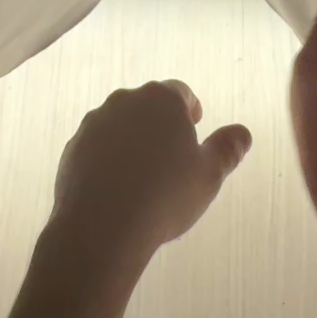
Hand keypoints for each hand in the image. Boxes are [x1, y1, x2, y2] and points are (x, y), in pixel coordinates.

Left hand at [48, 81, 251, 263]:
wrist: (101, 225)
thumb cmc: (165, 195)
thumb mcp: (209, 175)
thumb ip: (227, 149)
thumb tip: (243, 132)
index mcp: (160, 100)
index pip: (179, 92)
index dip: (190, 108)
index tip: (194, 125)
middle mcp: (124, 101)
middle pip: (147, 105)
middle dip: (160, 122)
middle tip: (172, 152)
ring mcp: (94, 123)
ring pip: (120, 124)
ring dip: (132, 139)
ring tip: (144, 173)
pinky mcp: (73, 147)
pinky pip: (97, 146)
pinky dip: (108, 158)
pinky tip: (117, 187)